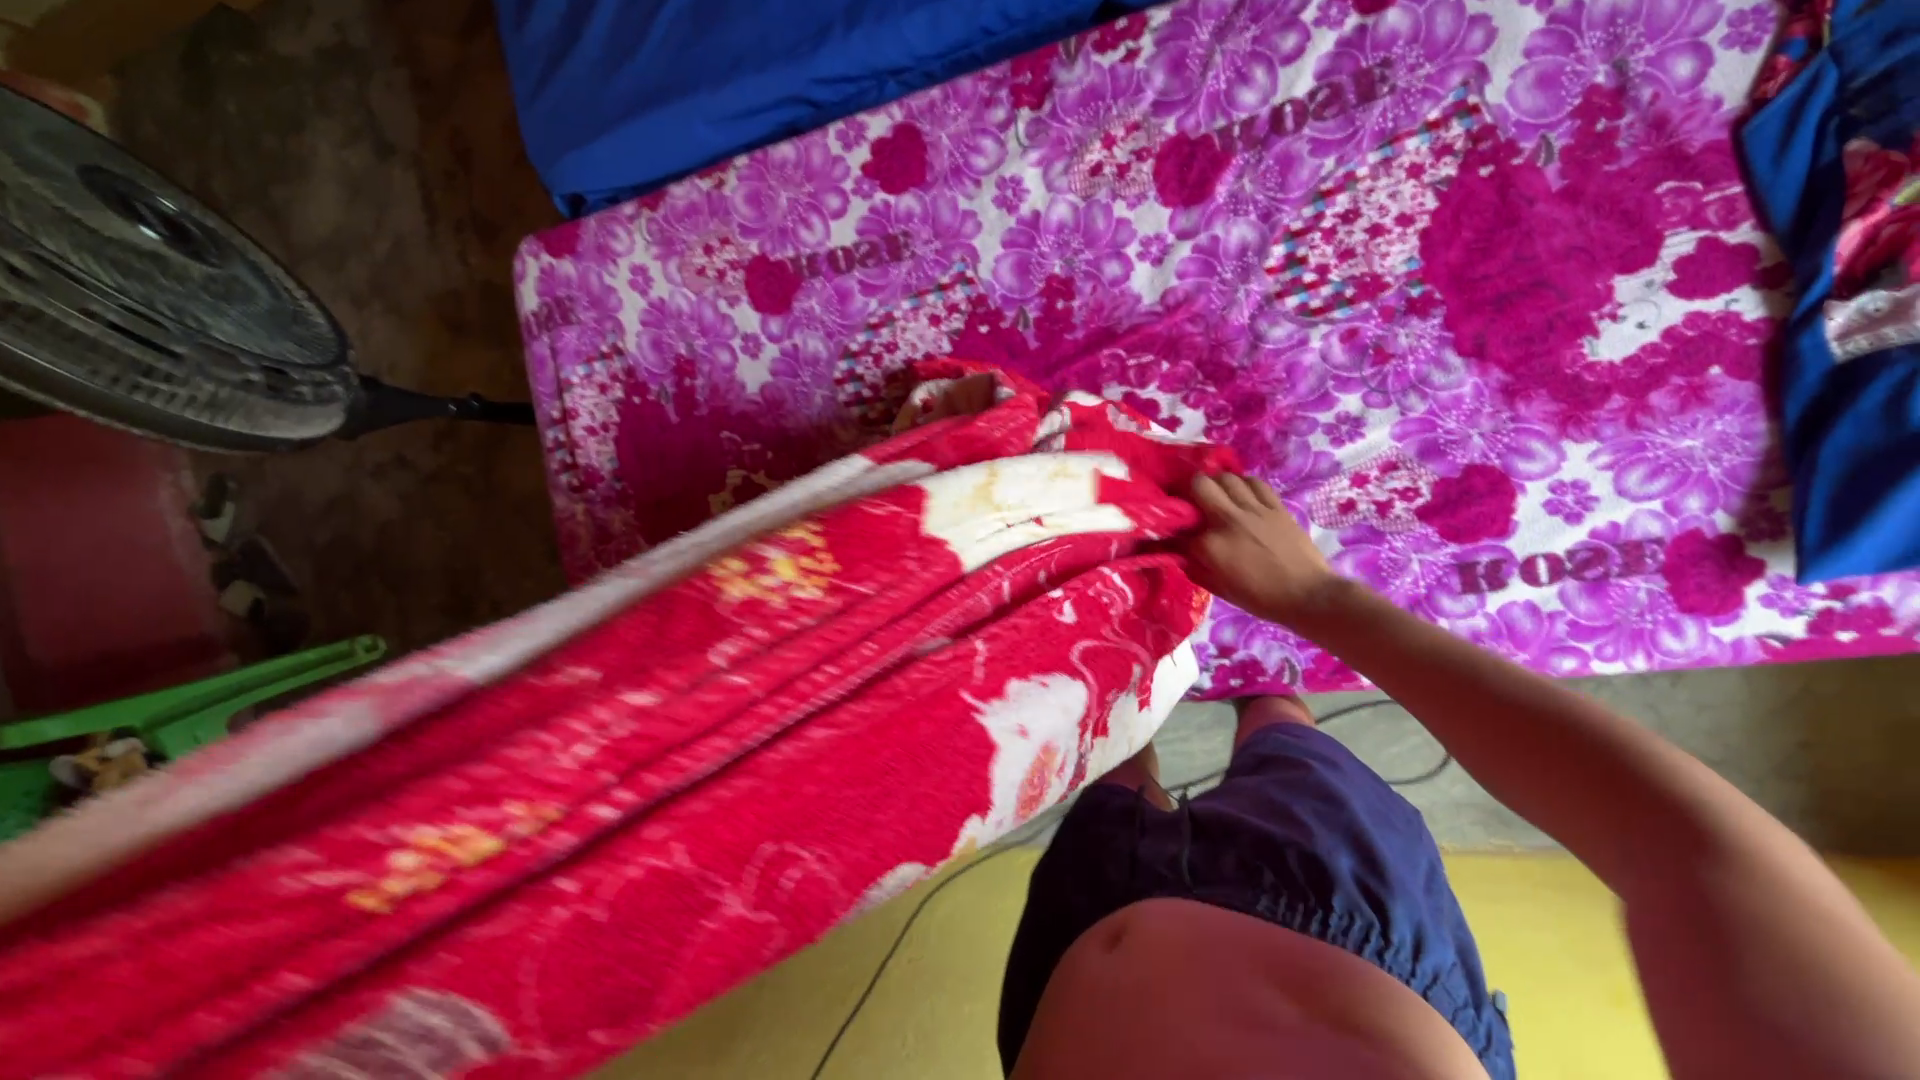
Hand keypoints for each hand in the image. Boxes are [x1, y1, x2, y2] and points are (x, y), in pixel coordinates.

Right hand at [1186, 472, 1343, 626]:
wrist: (1307, 595)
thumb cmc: (1261, 598)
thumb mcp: (1219, 589)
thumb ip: (1195, 568)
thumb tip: (1180, 554)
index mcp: (1211, 546)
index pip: (1180, 528)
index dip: (1172, 529)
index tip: (1171, 532)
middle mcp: (1229, 520)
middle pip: (1199, 485)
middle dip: (1189, 490)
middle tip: (1191, 500)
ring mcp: (1254, 510)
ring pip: (1226, 478)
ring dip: (1216, 484)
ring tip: (1217, 495)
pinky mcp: (1276, 507)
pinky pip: (1255, 483)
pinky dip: (1244, 484)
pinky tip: (1242, 494)